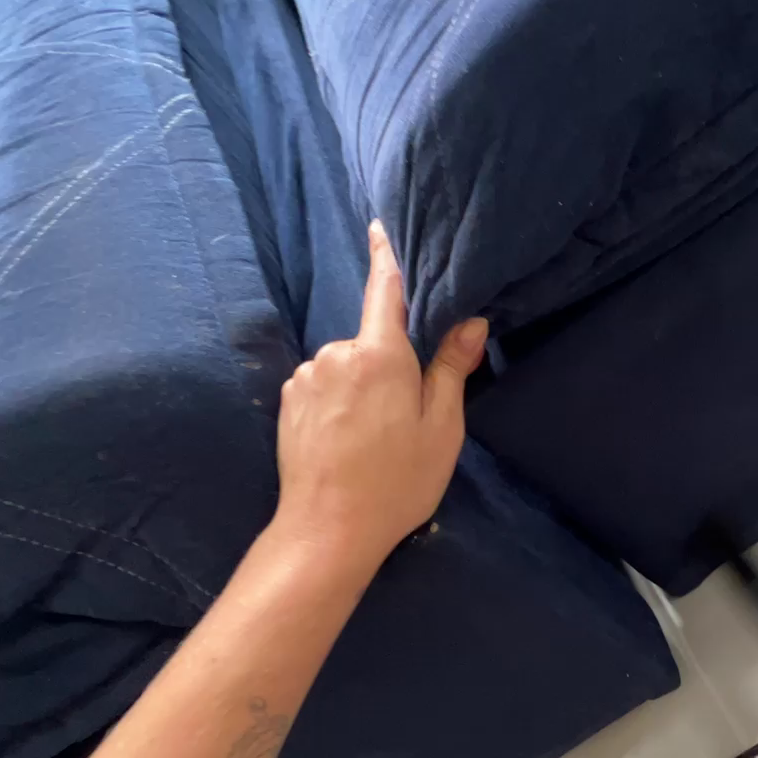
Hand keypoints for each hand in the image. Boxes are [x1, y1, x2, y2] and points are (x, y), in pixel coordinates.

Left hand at [271, 220, 487, 566]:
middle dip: (392, 362)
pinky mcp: (287, 400)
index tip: (380, 226)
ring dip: (365, 385)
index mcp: (379, 355)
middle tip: (409, 414)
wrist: (328, 530)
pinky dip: (341, 400)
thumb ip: (451, 368)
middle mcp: (335, 354)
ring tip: (377, 436)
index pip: (385, 291)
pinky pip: (324, 384)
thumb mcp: (441, 427)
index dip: (386, 256)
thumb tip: (471, 320)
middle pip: (373, 340)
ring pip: (347, 365)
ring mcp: (305, 377)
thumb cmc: (397, 479)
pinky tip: (350, 440)